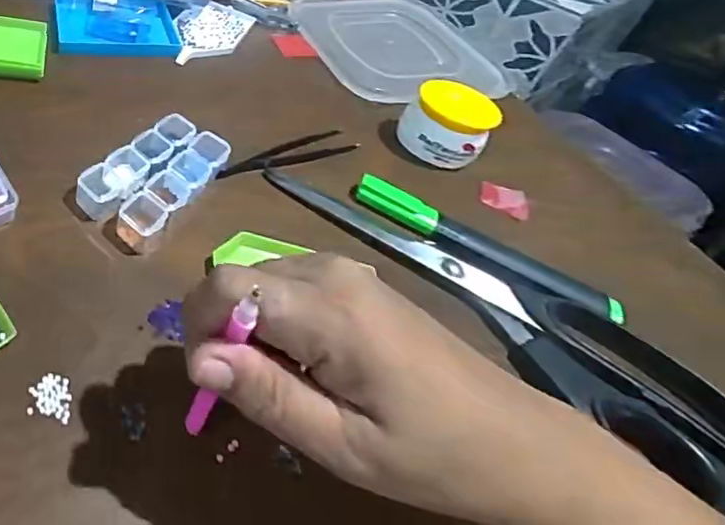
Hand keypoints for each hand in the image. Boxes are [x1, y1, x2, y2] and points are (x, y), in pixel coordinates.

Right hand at [184, 255, 724, 524]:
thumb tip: (197, 358)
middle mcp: (327, 268)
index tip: (211, 379)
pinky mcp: (351, 277)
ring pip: (256, 277)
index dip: (200, 324)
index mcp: (327, 307)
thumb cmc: (437, 456)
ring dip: (246, 324)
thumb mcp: (346, 446)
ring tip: (281, 381)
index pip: (226, 284)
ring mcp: (342, 267)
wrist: (527, 446)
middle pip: (236, 277)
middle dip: (222, 328)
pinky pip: (283, 281)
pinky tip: (304, 360)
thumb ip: (267, 395)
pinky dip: (271, 315)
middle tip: (247, 391)